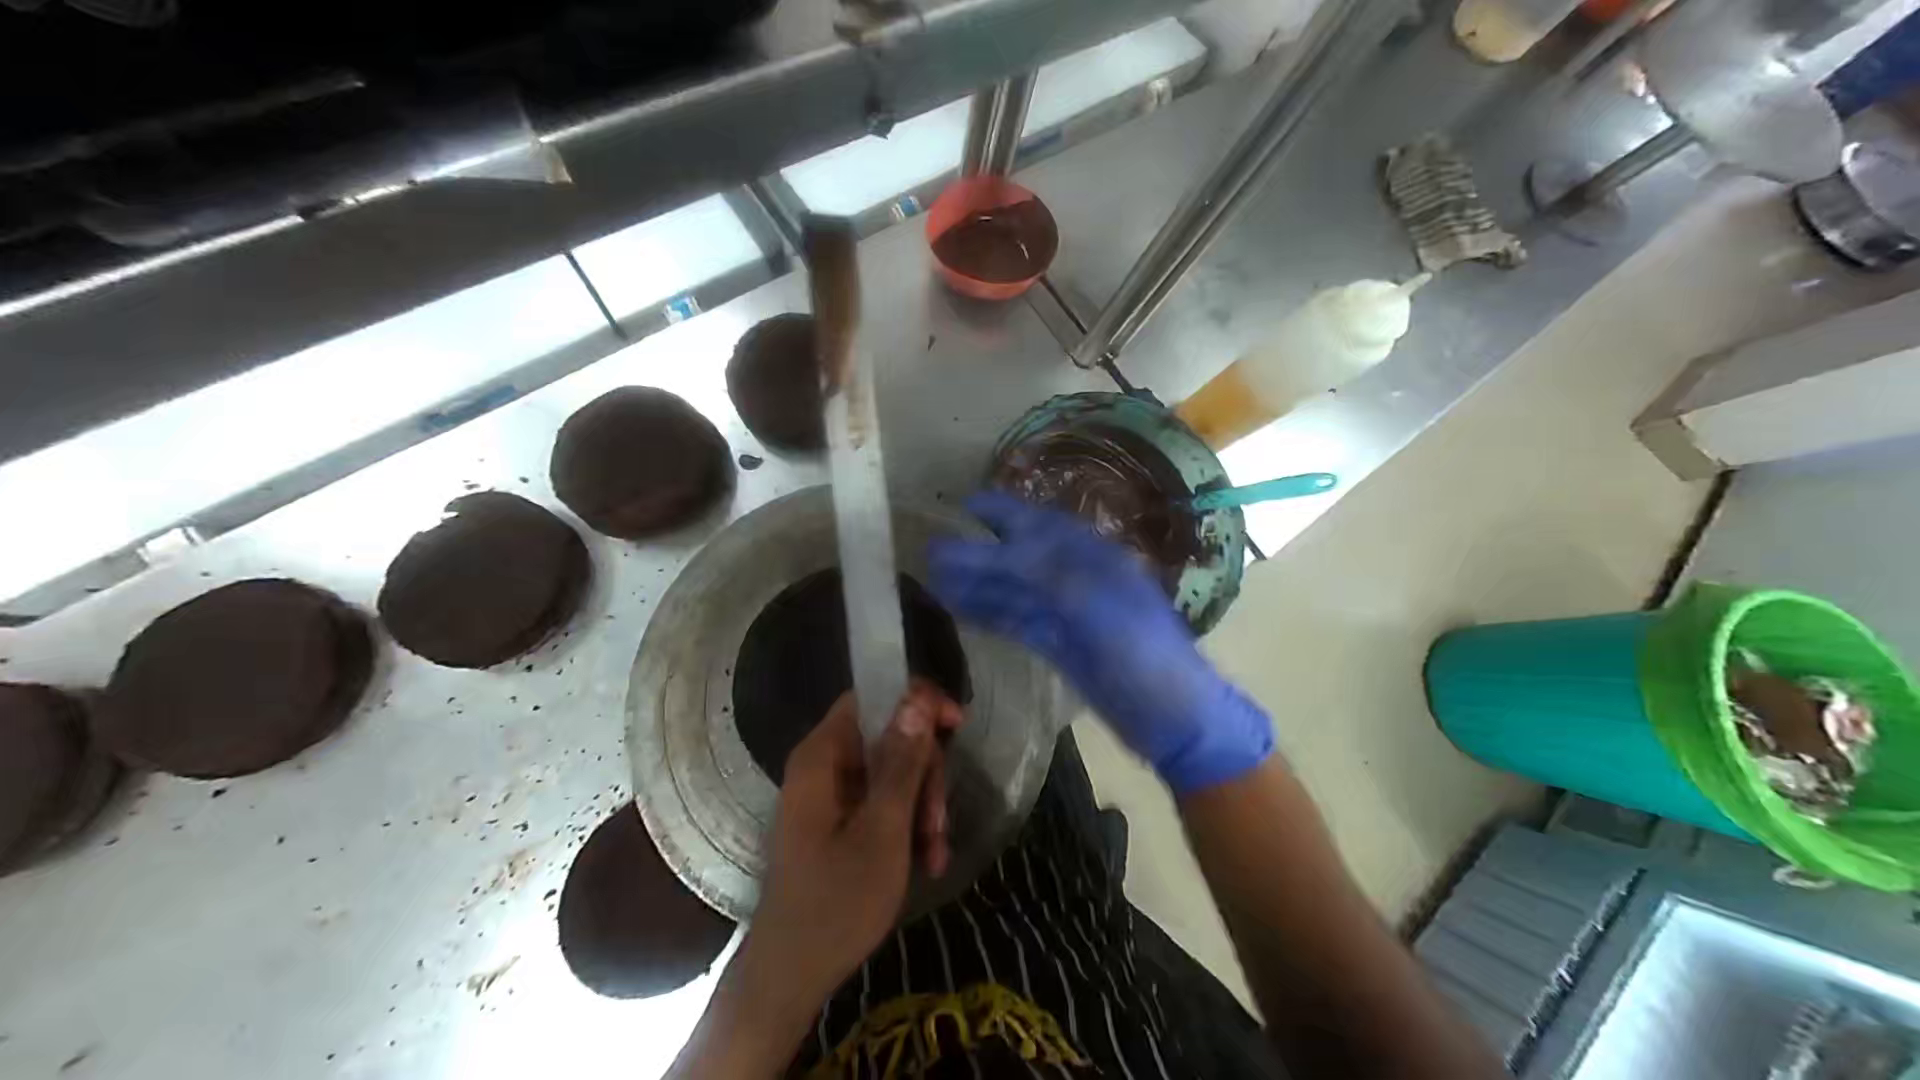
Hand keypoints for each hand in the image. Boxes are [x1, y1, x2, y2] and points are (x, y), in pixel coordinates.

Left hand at [747, 682, 964, 1000]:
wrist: (792, 976)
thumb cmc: (836, 902)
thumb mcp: (882, 830)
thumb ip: (902, 763)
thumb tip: (918, 699)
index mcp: (822, 756)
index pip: (872, 697)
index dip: (917, 703)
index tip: (956, 724)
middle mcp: (823, 766)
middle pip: (889, 737)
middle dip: (924, 775)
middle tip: (938, 821)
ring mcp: (831, 795)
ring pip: (893, 773)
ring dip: (922, 807)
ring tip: (935, 852)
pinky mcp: (839, 822)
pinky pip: (883, 803)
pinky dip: (908, 826)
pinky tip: (927, 862)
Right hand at [929, 491, 1271, 794]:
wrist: (1169, 713)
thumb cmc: (1134, 647)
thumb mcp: (1085, 598)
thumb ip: (1030, 569)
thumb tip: (977, 549)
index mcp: (1090, 556)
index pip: (1036, 523)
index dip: (1000, 512)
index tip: (961, 506)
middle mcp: (1076, 577)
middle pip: (1018, 556)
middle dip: (977, 553)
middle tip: (931, 552)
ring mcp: (1067, 613)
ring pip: (1013, 591)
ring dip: (976, 584)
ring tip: (932, 580)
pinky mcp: (1060, 645)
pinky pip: (1017, 621)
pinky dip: (989, 614)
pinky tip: (960, 609)